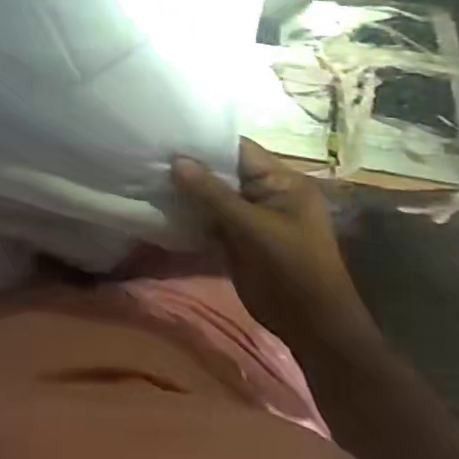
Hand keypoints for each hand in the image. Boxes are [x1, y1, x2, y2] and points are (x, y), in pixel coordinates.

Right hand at [171, 139, 378, 351]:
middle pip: (222, 170)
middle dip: (190, 164)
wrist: (309, 324)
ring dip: (186, 188)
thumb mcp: (253, 227)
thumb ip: (213, 193)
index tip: (169, 134)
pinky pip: (208, 215)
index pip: (240, 149)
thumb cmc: (292, 267)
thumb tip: (176, 160)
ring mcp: (249, 216)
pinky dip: (188, 210)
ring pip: (212, 193)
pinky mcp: (235, 236)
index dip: (206, 140)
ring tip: (148, 173)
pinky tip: (160, 202)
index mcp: (282, 182)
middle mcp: (265, 193)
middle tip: (151, 152)